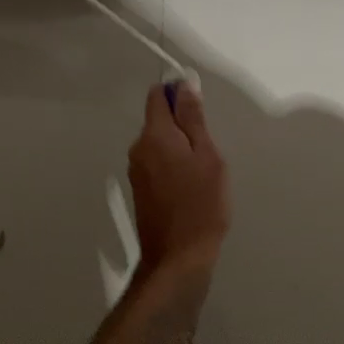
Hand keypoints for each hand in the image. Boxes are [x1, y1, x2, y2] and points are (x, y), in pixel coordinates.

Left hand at [128, 81, 229, 274]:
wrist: (178, 261)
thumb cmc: (200, 205)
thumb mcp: (207, 156)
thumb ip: (193, 118)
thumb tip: (184, 83)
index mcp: (154, 134)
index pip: (157, 94)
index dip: (177, 92)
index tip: (198, 108)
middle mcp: (138, 147)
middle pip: (158, 119)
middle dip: (181, 125)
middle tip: (207, 151)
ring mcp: (136, 170)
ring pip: (158, 143)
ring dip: (177, 148)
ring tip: (201, 173)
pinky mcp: (139, 190)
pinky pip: (156, 163)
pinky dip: (171, 166)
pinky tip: (189, 188)